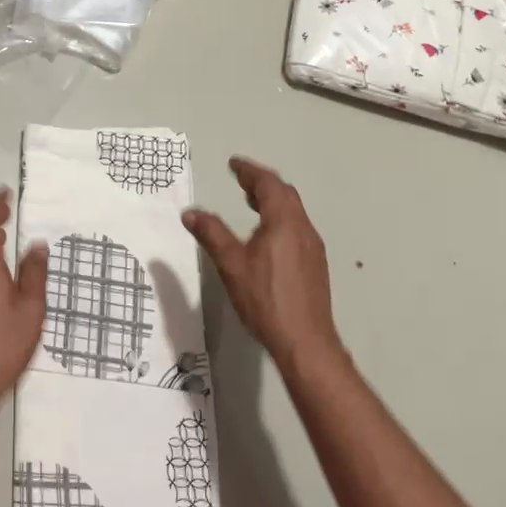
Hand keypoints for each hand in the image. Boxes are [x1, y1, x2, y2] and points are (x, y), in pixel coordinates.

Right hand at [183, 157, 340, 369]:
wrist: (305, 342)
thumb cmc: (265, 299)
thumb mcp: (231, 265)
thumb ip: (211, 233)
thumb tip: (190, 212)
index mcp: (284, 222)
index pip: (269, 184)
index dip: (250, 171)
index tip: (233, 164)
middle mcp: (303, 229)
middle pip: (285, 194)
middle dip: (262, 182)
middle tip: (240, 179)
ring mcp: (313, 248)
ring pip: (293, 211)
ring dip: (272, 200)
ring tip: (250, 201)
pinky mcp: (315, 265)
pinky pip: (297, 227)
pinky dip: (280, 217)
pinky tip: (266, 234)